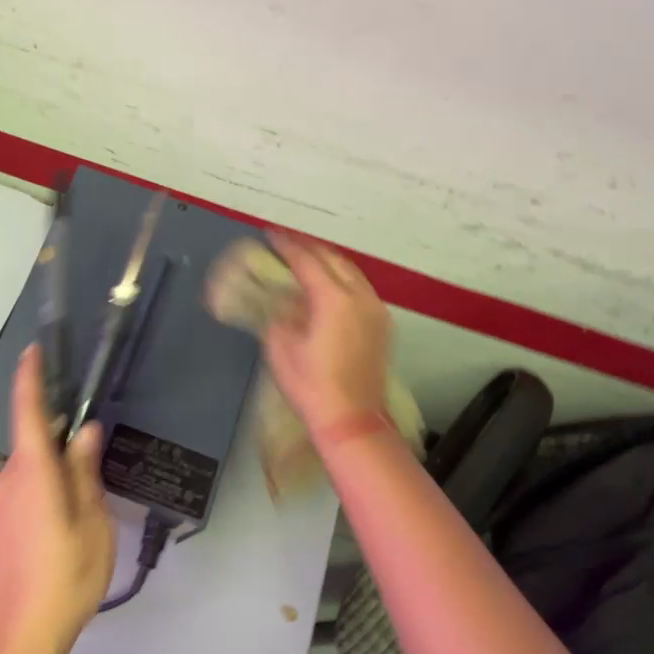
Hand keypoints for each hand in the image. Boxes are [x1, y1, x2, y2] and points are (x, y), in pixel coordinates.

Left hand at [0, 345, 116, 653]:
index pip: (28, 413)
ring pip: (28, 470)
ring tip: (83, 503)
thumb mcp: (93, 525)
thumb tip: (84, 433)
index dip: (30, 379)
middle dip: (58, 440)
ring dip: (51, 471)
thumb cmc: (66, 578)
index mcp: (34, 473)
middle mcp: (7, 479)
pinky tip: (61, 522)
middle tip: (90, 453)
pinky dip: (41, 490)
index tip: (33, 351)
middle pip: (33, 443)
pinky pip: (20, 490)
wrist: (20, 634)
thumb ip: (86, 474)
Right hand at [262, 229, 392, 430]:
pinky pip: (361, 289)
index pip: (307, 261)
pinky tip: (328, 287)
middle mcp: (359, 297)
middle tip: (287, 243)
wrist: (352, 419)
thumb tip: (283, 302)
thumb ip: (281, 315)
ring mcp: (375, 310)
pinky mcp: (382, 325)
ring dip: (328, 262)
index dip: (287, 246)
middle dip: (309, 248)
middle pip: (333, 259)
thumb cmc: (311, 385)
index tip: (271, 234)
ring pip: (351, 272)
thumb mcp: (282, 347)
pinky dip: (342, 279)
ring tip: (307, 260)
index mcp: (332, 299)